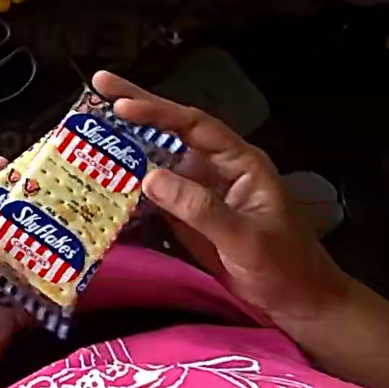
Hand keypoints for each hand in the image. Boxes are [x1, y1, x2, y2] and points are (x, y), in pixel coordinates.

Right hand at [95, 71, 353, 324]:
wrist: (298, 303)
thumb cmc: (285, 267)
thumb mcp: (245, 238)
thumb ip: (200, 208)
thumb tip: (149, 179)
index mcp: (238, 162)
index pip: (194, 126)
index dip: (157, 112)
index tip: (121, 105)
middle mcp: (215, 166)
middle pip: (172, 128)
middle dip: (137, 105)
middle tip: (100, 84)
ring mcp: (198, 187)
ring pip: (158, 154)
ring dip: (126, 139)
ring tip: (90, 121)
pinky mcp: (185, 210)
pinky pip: (152, 187)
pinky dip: (127, 177)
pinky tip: (101, 171)